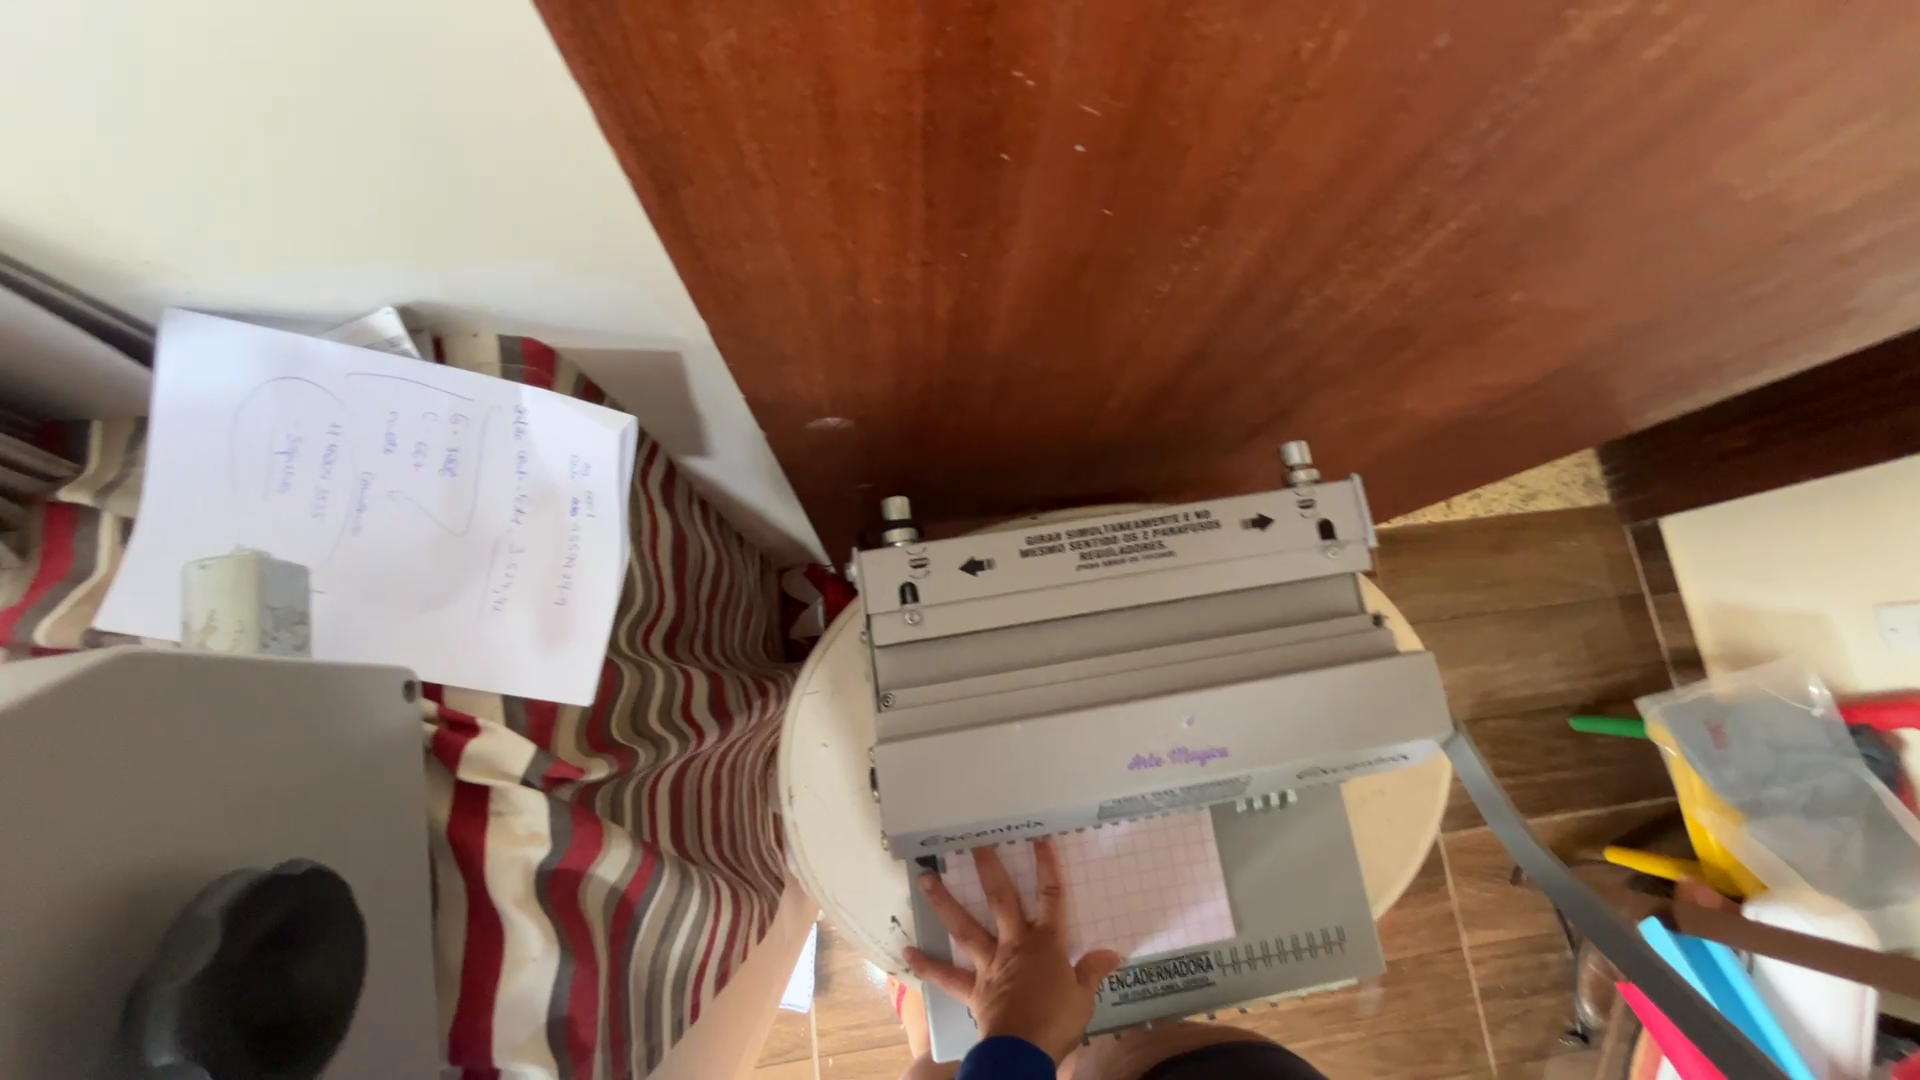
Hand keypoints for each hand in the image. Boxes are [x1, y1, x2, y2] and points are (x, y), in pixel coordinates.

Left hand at [904, 837, 1123, 1062]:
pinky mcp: (974, 988)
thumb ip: (1092, 971)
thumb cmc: (1057, 1021)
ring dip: (945, 902)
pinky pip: (948, 976)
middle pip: (1001, 899)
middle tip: (975, 842)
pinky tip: (907, 951)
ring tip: (926, 878)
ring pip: (965, 927)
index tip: (1040, 839)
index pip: (1051, 897)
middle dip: (989, 869)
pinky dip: (927, 965)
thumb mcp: (1084, 997)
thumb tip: (1112, 952)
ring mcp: (990, 964)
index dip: (1047, 867)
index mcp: (1046, 944)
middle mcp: (1015, 945)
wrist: (1024, 1051)